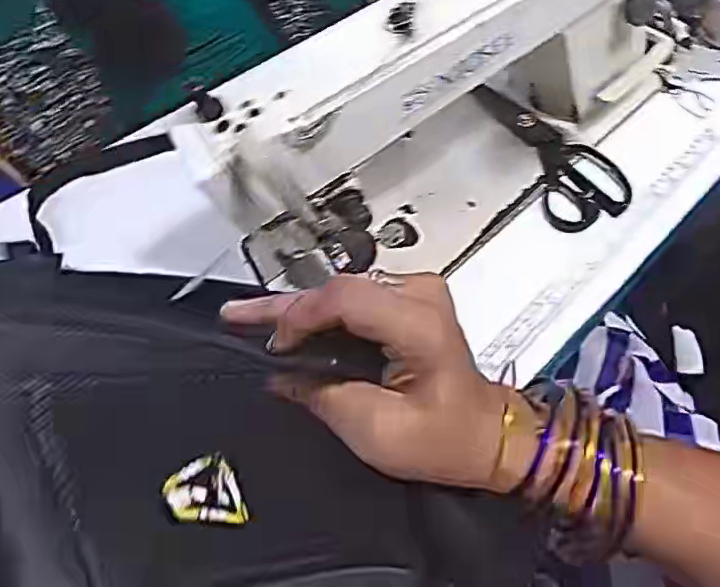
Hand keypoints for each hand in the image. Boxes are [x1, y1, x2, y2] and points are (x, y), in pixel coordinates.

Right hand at [220, 274, 527, 490]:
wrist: (481, 428)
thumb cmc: (446, 433)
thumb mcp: (377, 430)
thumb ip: (325, 395)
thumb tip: (285, 371)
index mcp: (420, 322)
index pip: (347, 297)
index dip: (301, 315)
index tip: (271, 343)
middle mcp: (422, 295)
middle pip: (342, 287)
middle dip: (289, 307)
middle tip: (238, 316)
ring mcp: (419, 292)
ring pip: (346, 288)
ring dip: (302, 307)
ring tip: (254, 318)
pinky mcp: (412, 299)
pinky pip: (358, 295)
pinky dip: (324, 310)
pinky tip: (293, 321)